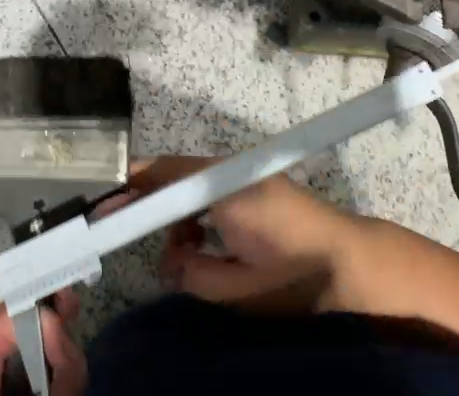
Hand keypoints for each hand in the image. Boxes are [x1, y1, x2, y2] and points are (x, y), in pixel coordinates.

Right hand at [133, 155, 364, 313]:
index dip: (131, 190)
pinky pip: (217, 191)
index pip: (163, 174)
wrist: (354, 268)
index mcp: (222, 187)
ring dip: (180, 216)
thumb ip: (191, 273)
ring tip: (181, 256)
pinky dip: (202, 214)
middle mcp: (233, 172)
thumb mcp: (235, 287)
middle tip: (134, 238)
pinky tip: (205, 246)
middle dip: (154, 207)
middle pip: (177, 176)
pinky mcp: (264, 186)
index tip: (104, 208)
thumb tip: (167, 264)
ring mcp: (250, 176)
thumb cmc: (293, 276)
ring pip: (196, 186)